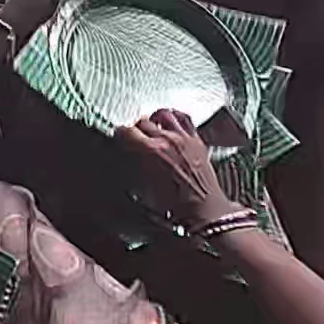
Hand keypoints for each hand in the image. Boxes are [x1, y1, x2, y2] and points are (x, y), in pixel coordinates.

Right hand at [117, 109, 243, 228]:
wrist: (203, 209)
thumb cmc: (175, 205)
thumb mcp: (144, 186)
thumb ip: (134, 164)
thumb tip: (128, 153)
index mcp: (151, 151)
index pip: (127, 131)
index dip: (120, 133)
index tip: (119, 137)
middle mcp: (167, 139)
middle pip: (143, 121)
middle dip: (135, 128)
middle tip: (133, 135)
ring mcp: (183, 137)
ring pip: (163, 114)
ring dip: (154, 119)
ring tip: (151, 125)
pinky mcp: (196, 139)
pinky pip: (184, 118)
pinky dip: (174, 117)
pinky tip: (171, 123)